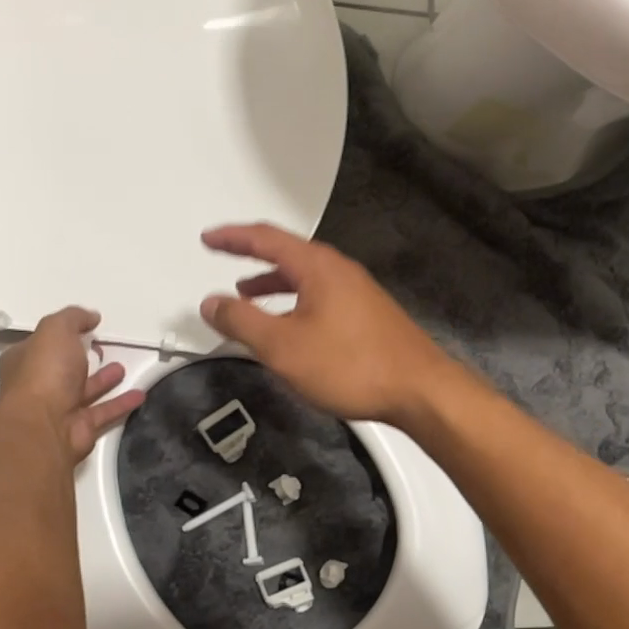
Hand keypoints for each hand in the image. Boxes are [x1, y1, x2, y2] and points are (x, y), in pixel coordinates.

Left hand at [0, 307, 144, 460]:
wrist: (45, 425)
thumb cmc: (44, 372)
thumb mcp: (55, 330)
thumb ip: (73, 318)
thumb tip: (90, 316)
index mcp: (24, 360)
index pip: (42, 344)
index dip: (62, 335)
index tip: (85, 328)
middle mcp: (39, 385)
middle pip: (64, 368)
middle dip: (83, 358)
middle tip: (103, 348)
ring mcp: (59, 409)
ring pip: (85, 391)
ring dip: (103, 380)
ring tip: (122, 368)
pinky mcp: (80, 428)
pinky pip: (104, 411)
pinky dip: (121, 403)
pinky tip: (140, 395)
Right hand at [198, 224, 462, 425]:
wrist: (419, 390)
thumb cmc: (349, 365)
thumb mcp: (283, 347)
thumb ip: (242, 321)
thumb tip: (211, 302)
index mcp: (317, 267)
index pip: (266, 238)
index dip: (233, 237)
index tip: (209, 238)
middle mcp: (340, 271)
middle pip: (289, 254)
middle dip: (253, 257)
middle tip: (225, 259)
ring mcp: (358, 293)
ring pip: (306, 279)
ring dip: (273, 284)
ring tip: (248, 297)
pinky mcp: (369, 316)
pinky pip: (321, 297)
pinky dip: (295, 303)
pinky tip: (291, 328)